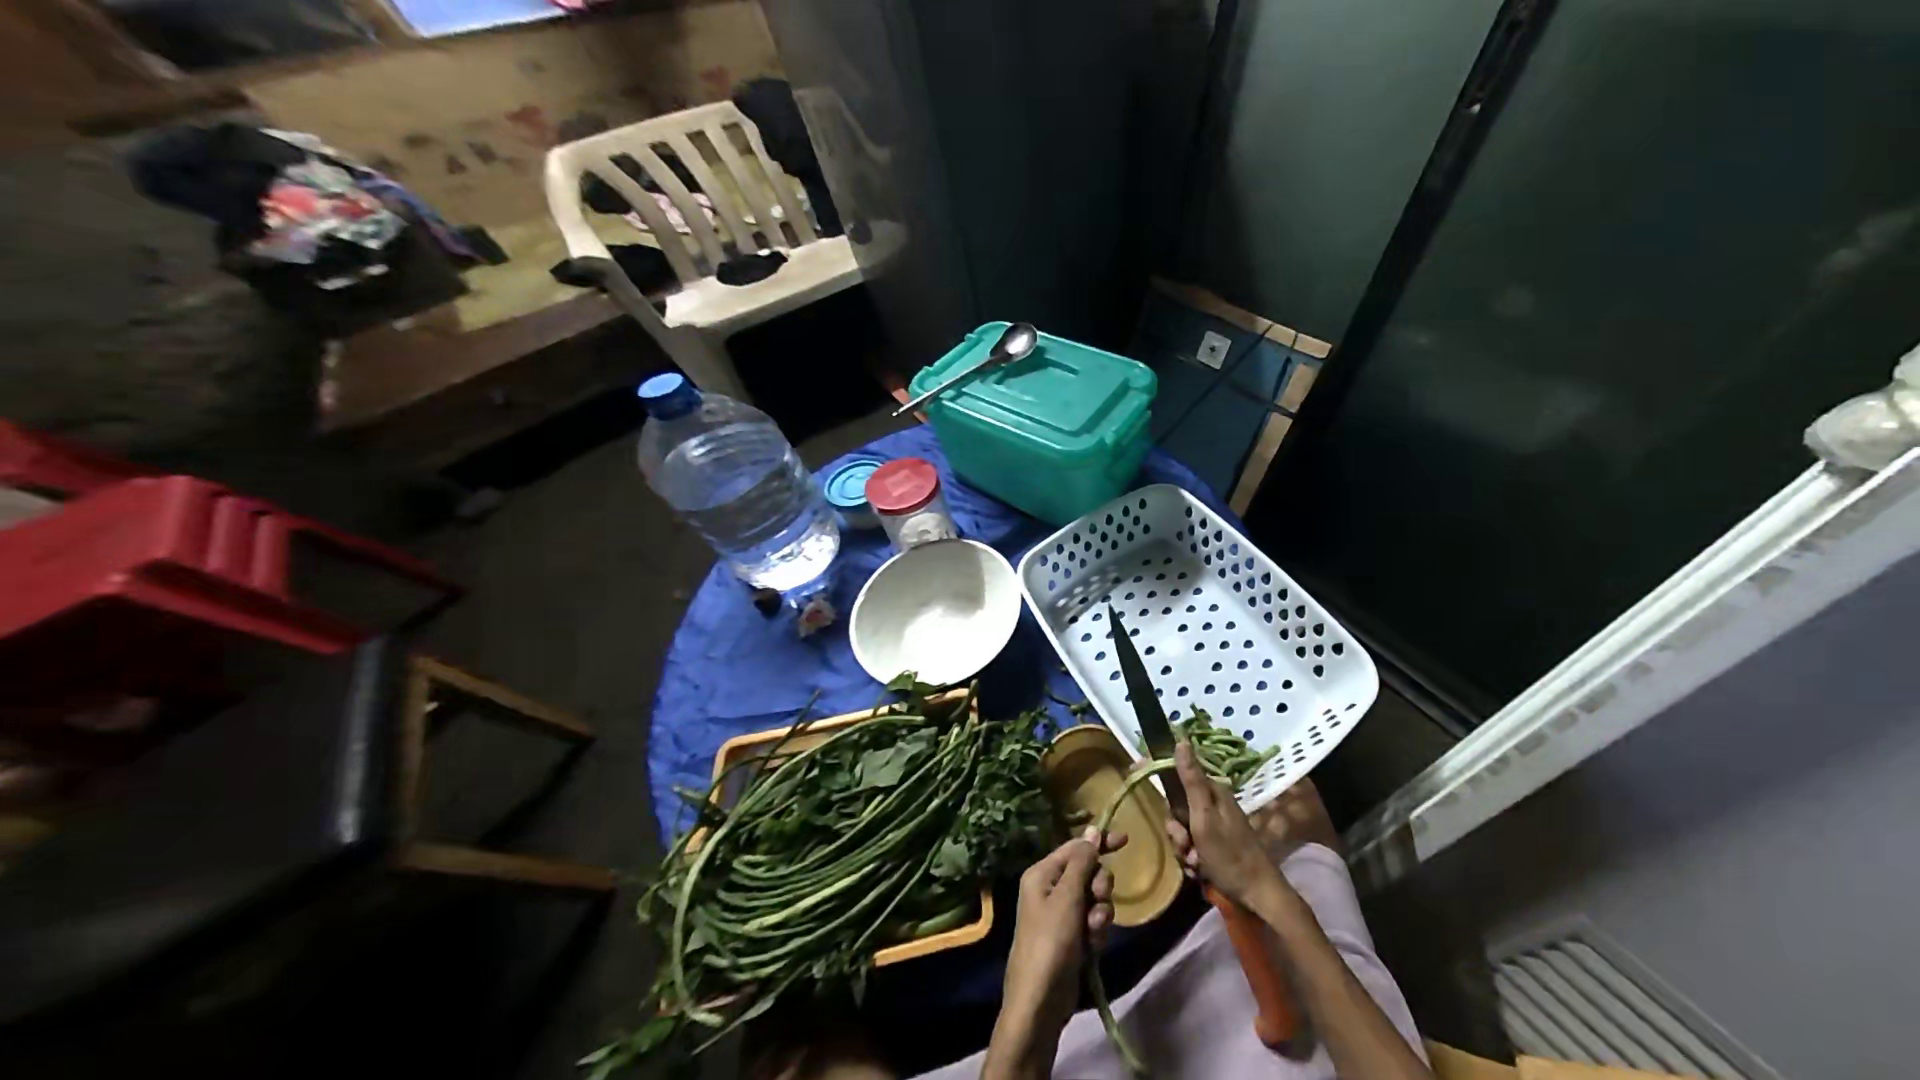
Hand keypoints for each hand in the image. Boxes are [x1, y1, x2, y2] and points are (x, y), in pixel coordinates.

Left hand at [1002, 829, 1126, 1029]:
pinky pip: (1093, 922)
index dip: (1100, 843)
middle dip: (1099, 888)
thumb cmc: (1050, 941)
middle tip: (1098, 900)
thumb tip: (1092, 830)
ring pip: (1094, 900)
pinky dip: (1097, 932)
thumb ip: (1082, 862)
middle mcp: (1050, 889)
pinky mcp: (1072, 936)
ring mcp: (1061, 914)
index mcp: (1042, 873)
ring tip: (1092, 932)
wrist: (1041, 998)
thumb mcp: (1067, 897)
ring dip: (1100, 914)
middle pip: (1088, 873)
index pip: (1076, 848)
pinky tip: (1092, 947)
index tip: (1126, 841)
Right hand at [1162, 741, 1289, 906]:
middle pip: (1175, 807)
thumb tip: (1182, 741)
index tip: (1135, 768)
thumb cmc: (1230, 854)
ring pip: (1180, 830)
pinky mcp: (1213, 845)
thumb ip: (1191, 780)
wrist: (1256, 896)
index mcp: (1212, 792)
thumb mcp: (1205, 816)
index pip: (1178, 772)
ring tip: (1196, 862)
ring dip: (1183, 848)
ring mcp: (1212, 826)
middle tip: (1186, 845)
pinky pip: (1189, 846)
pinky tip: (1200, 870)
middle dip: (1176, 830)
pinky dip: (1191, 859)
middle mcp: (1212, 805)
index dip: (1157, 771)